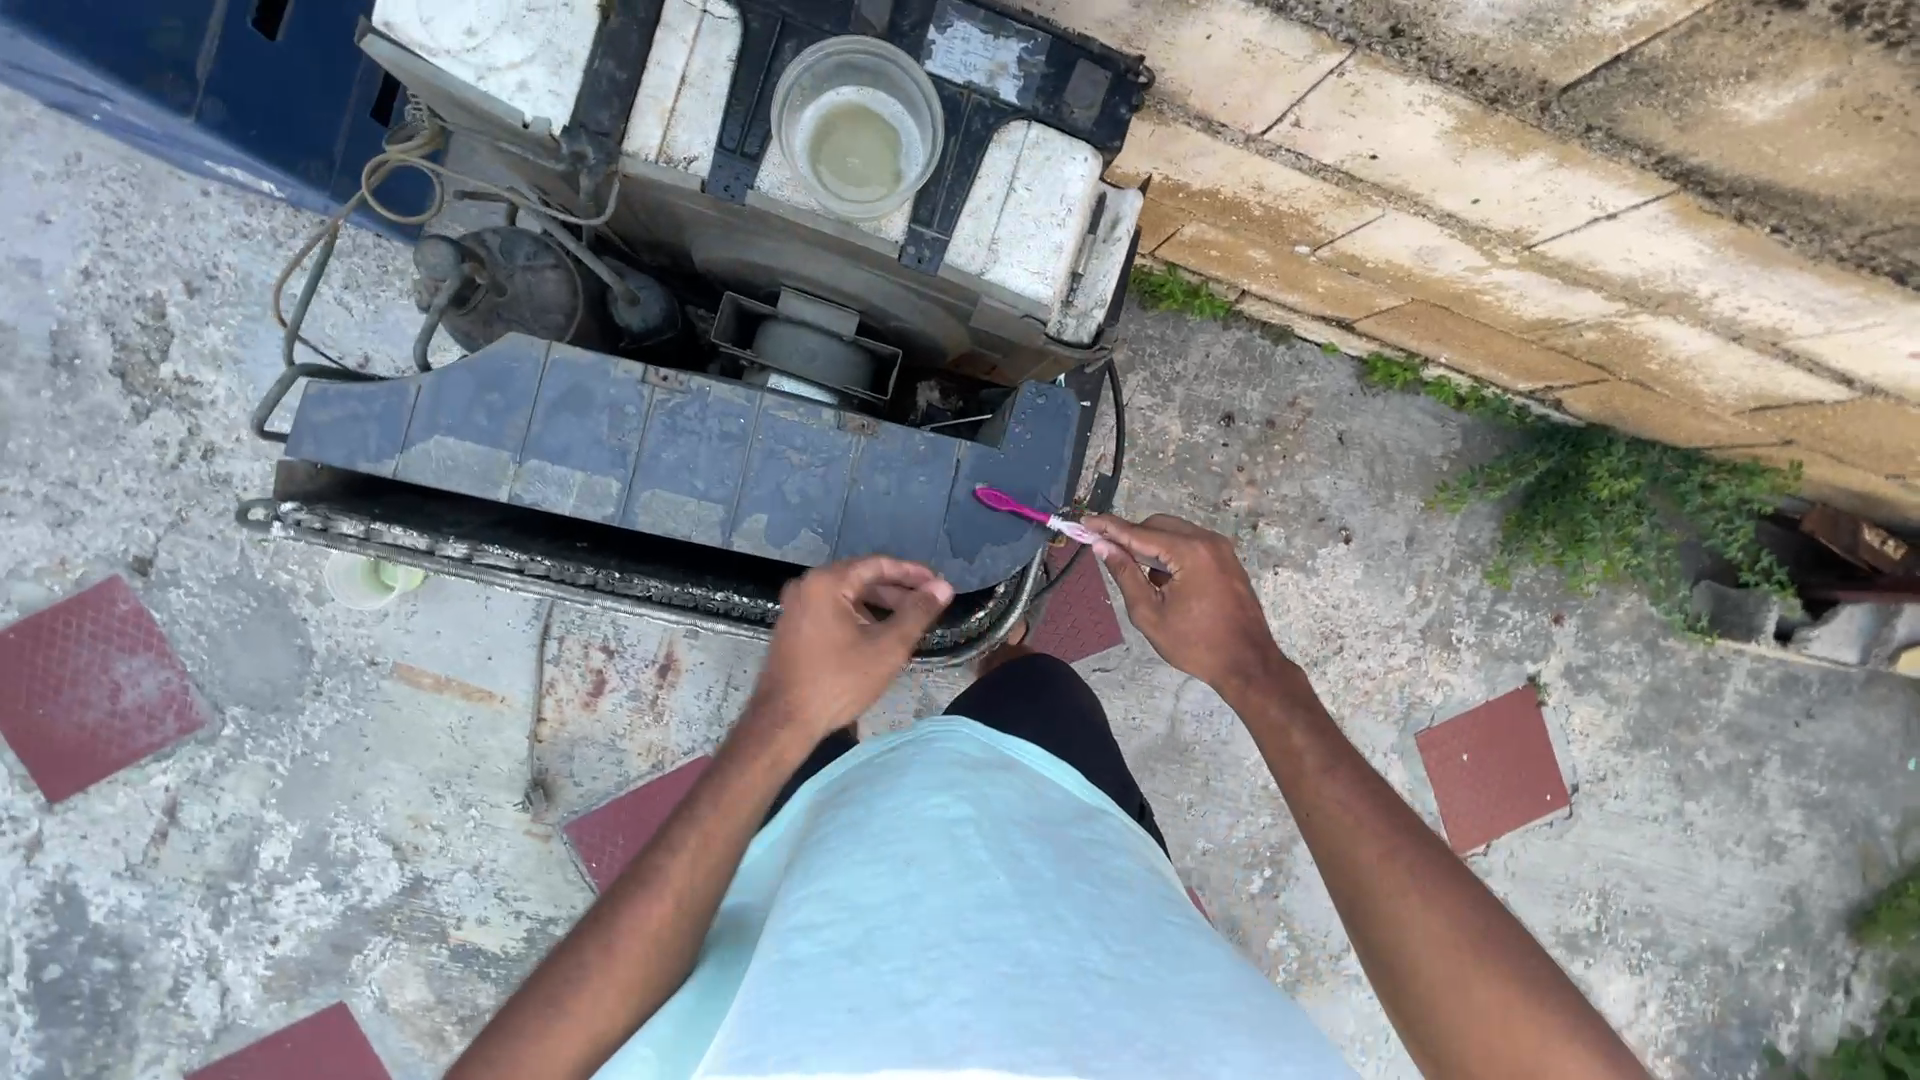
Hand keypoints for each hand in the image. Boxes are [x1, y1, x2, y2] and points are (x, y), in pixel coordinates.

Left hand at [745, 556, 953, 744]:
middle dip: (897, 591)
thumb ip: (918, 612)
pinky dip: (858, 616)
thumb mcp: (887, 647)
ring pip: (846, 595)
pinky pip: (832, 610)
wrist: (784, 722)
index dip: (912, 573)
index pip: (878, 564)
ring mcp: (795, 607)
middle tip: (927, 604)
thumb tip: (943, 587)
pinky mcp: (792, 627)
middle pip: (860, 578)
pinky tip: (877, 635)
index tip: (938, 584)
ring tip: (908, 622)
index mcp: (826, 582)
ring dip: (879, 605)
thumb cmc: (838, 682)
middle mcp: (806, 586)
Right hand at [1084, 514, 1286, 695]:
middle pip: (1158, 525)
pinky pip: (1190, 544)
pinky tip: (1163, 581)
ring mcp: (1221, 548)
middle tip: (1109, 554)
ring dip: (1151, 546)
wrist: (1247, 663)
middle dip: (1131, 536)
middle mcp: (1207, 541)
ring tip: (1139, 576)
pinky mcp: (1226, 559)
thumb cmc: (1195, 644)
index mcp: (1189, 552)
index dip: (1109, 527)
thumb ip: (1125, 574)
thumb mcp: (1149, 613)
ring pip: (1174, 533)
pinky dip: (1170, 553)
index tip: (1085, 521)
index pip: (1139, 532)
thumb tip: (1103, 546)